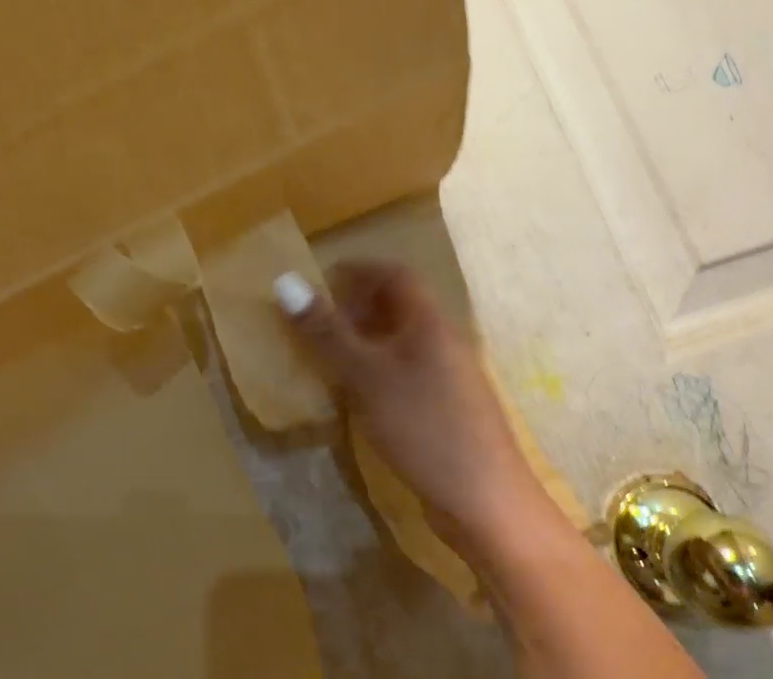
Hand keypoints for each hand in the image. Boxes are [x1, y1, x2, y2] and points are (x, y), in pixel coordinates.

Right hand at [276, 260, 540, 538]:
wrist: (486, 503)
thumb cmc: (424, 428)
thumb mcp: (366, 376)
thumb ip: (326, 331)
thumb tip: (285, 282)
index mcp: (429, 323)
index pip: (395, 274)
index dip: (358, 270)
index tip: (320, 280)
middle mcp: (443, 342)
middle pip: (398, 307)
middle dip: (356, 306)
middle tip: (317, 320)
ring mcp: (448, 378)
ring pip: (400, 342)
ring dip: (363, 340)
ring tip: (326, 356)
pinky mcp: (446, 410)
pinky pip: (405, 373)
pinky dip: (376, 371)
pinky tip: (355, 396)